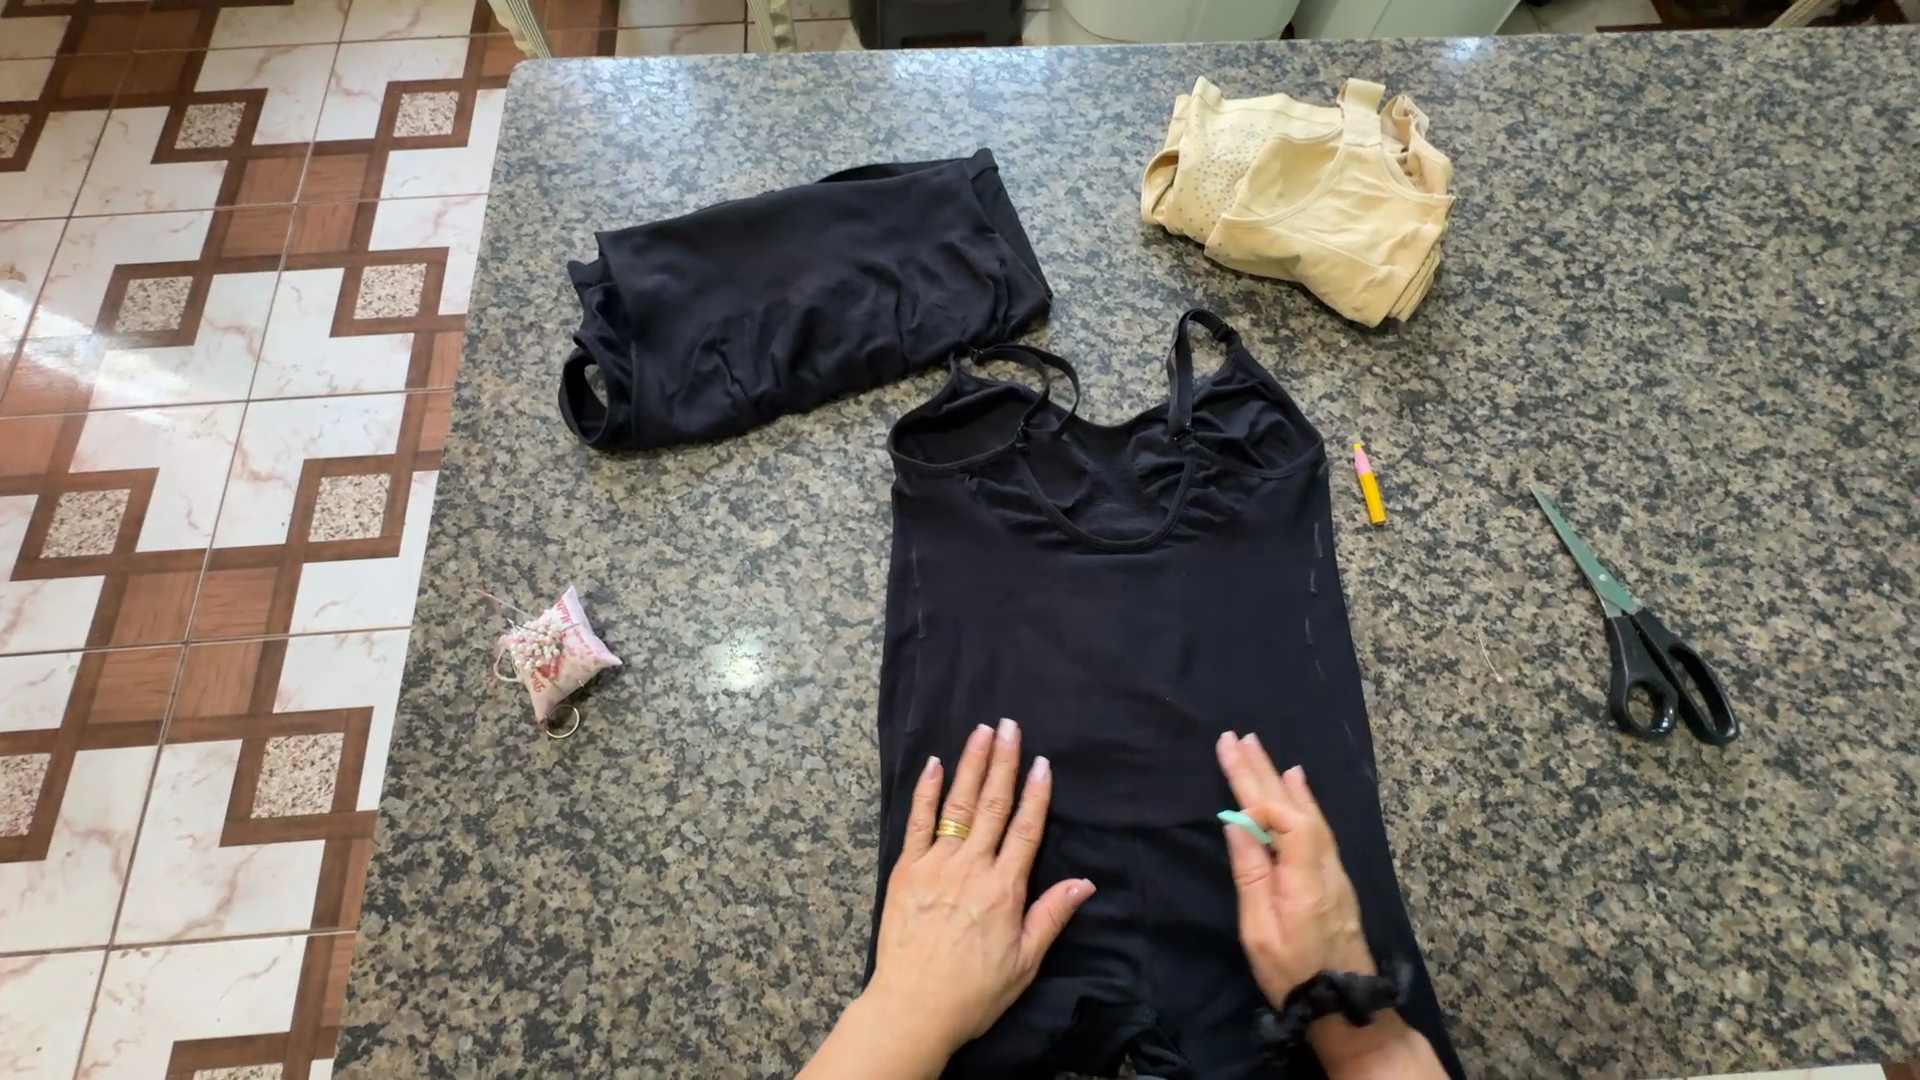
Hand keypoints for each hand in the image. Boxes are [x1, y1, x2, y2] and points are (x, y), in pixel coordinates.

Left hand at [865, 719, 1095, 1054]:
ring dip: (971, 764)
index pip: (1025, 829)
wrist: (912, 1008)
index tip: (1042, 762)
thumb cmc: (973, 991)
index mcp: (1004, 889)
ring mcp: (936, 863)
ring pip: (958, 803)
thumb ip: (1052, 916)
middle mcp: (972, 867)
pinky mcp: (907, 868)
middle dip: (1003, 762)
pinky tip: (935, 763)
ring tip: (981, 732)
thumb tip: (1086, 882)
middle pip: (992, 804)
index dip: (1036, 794)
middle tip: (1010, 726)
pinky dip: (927, 791)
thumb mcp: (1024, 962)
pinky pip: (918, 822)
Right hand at [1216, 732, 1372, 1005]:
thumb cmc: (1294, 974)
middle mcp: (1323, 865)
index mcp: (1304, 878)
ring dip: (1279, 777)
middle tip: (1238, 737)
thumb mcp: (1260, 930)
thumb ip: (1251, 874)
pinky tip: (1297, 782)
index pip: (1282, 818)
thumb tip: (1236, 825)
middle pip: (1291, 807)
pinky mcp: (1332, 876)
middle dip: (1262, 770)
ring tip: (1260, 748)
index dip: (1254, 790)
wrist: (1346, 1009)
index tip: (1228, 759)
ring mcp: (1332, 869)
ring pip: (1306, 812)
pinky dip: (1303, 797)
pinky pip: (1316, 824)